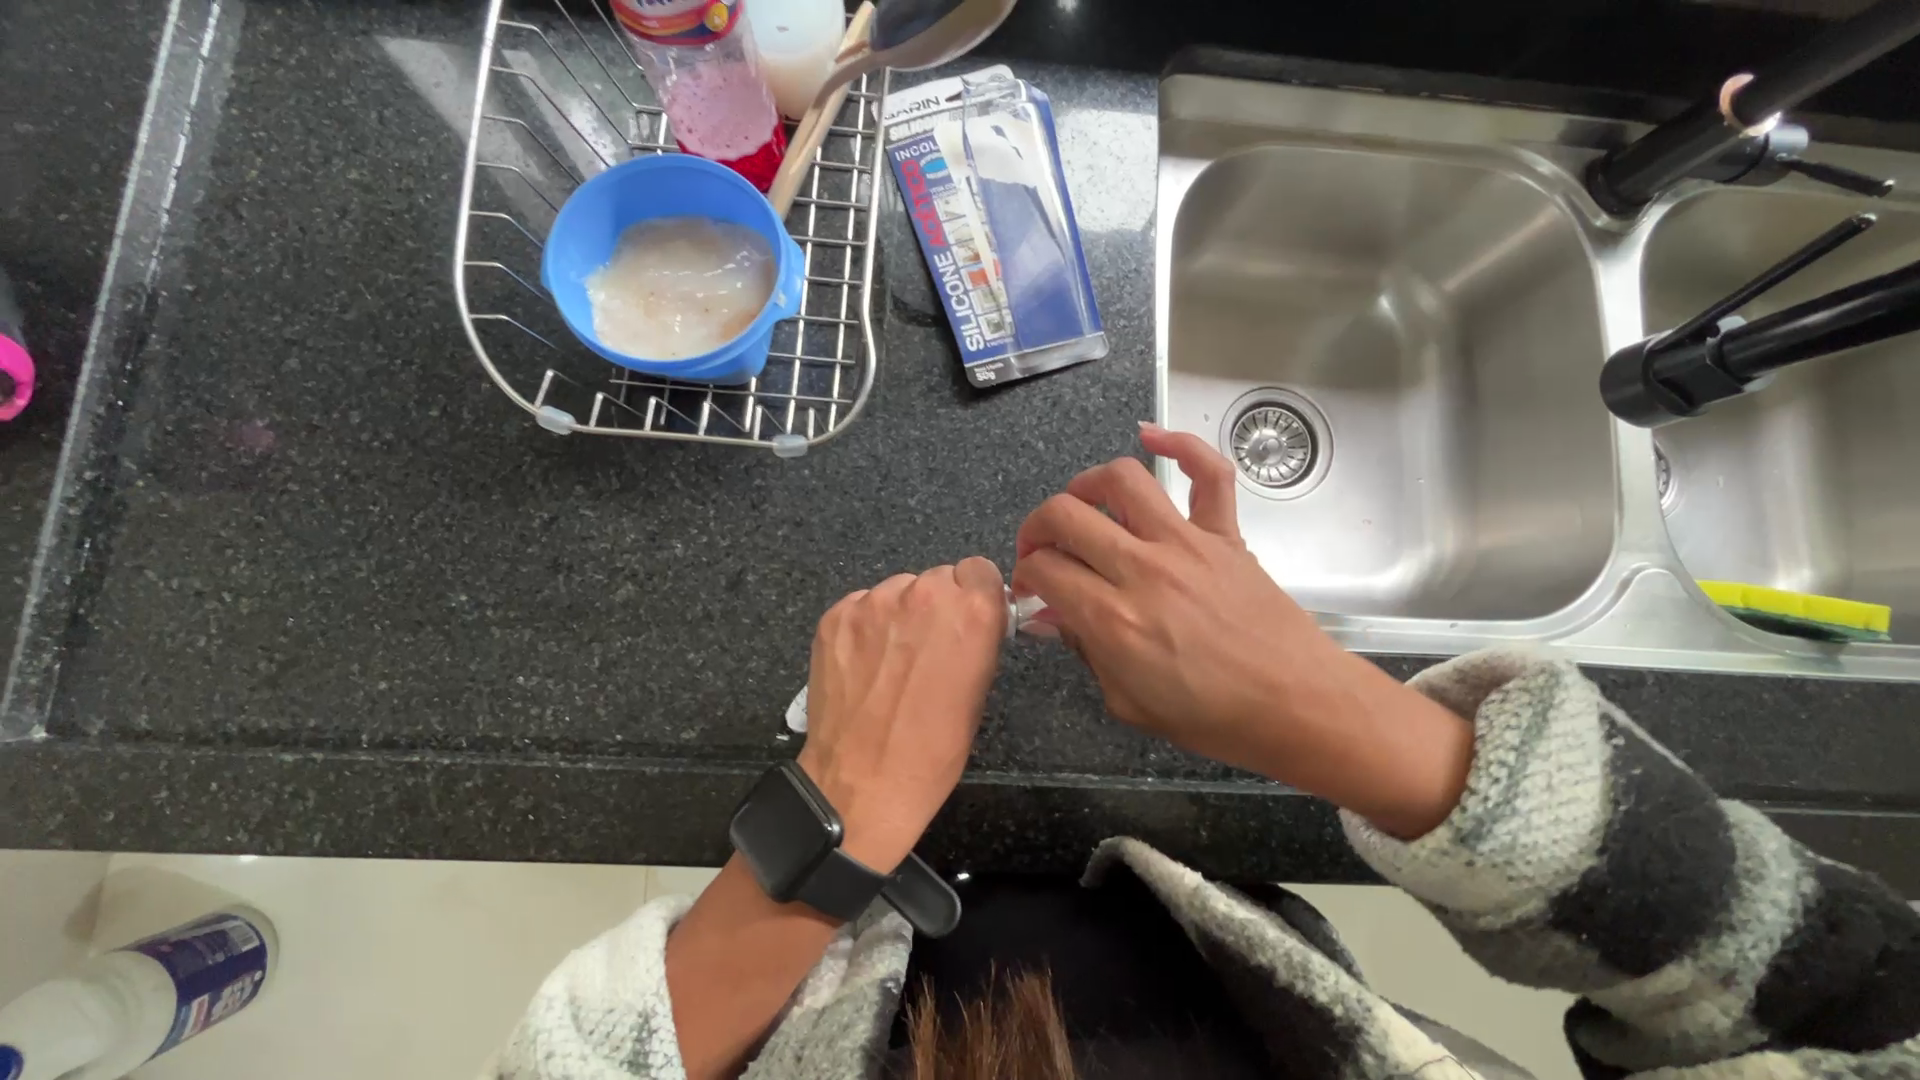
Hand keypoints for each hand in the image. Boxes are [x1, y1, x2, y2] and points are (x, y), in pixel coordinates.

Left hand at [797, 558, 1007, 872]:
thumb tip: (972, 621)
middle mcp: (924, 595)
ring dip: (899, 614)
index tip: (967, 619)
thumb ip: (978, 639)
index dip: (975, 595)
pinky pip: (861, 607)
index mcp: (971, 612)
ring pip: (897, 589)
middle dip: (937, 604)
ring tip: (891, 660)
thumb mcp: (978, 691)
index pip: (980, 569)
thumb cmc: (934, 750)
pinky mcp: (836, 616)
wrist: (863, 783)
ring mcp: (873, 603)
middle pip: (938, 577)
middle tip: (928, 647)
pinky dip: (865, 628)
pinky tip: (864, 665)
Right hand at [1012, 424, 1472, 837]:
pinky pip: (1208, 472)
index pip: (1044, 569)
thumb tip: (1048, 616)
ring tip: (1079, 506)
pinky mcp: (1225, 534)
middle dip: (1035, 529)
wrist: (1296, 705)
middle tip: (1039, 551)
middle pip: (1065, 516)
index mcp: (1113, 619)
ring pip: (1120, 479)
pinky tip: (1151, 436)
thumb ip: (1083, 650)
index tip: (1030, 588)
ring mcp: (1187, 543)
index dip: (1024, 575)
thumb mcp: (1129, 703)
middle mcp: (1143, 568)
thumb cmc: (1214, 718)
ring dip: (1083, 485)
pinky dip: (1179, 443)